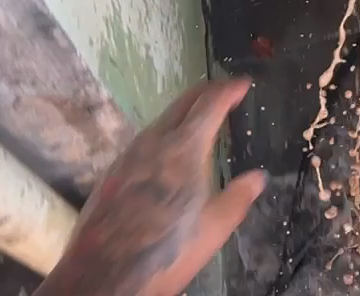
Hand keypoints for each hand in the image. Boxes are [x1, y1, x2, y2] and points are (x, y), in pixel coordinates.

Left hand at [38, 77, 266, 295]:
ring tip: (200, 119)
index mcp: (184, 146)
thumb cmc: (164, 252)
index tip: (244, 83)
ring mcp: (130, 153)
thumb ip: (238, 198)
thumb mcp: (213, 230)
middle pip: (185, 100)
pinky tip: (167, 152)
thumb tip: (259, 177)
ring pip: (163, 118)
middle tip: (225, 92)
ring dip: (185, 110)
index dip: (230, 89)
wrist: (101, 279)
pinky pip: (145, 138)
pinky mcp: (113, 170)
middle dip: (208, 90)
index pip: (211, 102)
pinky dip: (165, 131)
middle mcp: (155, 140)